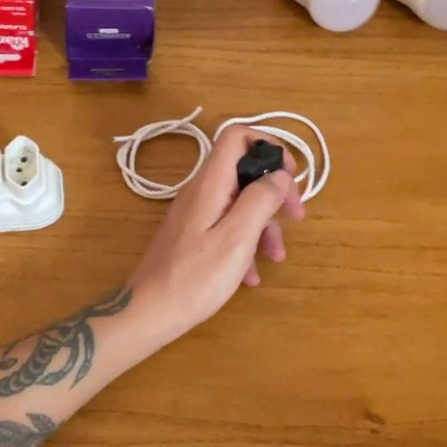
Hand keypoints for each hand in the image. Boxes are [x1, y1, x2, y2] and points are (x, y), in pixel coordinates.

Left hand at [126, 125, 305, 340]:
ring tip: (276, 257)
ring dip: (264, 225)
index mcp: (210, 183)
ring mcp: (195, 214)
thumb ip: (261, 200)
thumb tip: (280, 175)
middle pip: (243, 171)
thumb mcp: (237, 238)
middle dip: (275, 191)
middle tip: (296, 216)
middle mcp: (200, 191)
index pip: (236, 135)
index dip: (268, 145)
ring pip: (239, 203)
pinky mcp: (192, 236)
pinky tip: (252, 275)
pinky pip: (226, 228)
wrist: (150, 311)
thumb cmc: (196, 277)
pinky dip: (245, 244)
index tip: (290, 176)